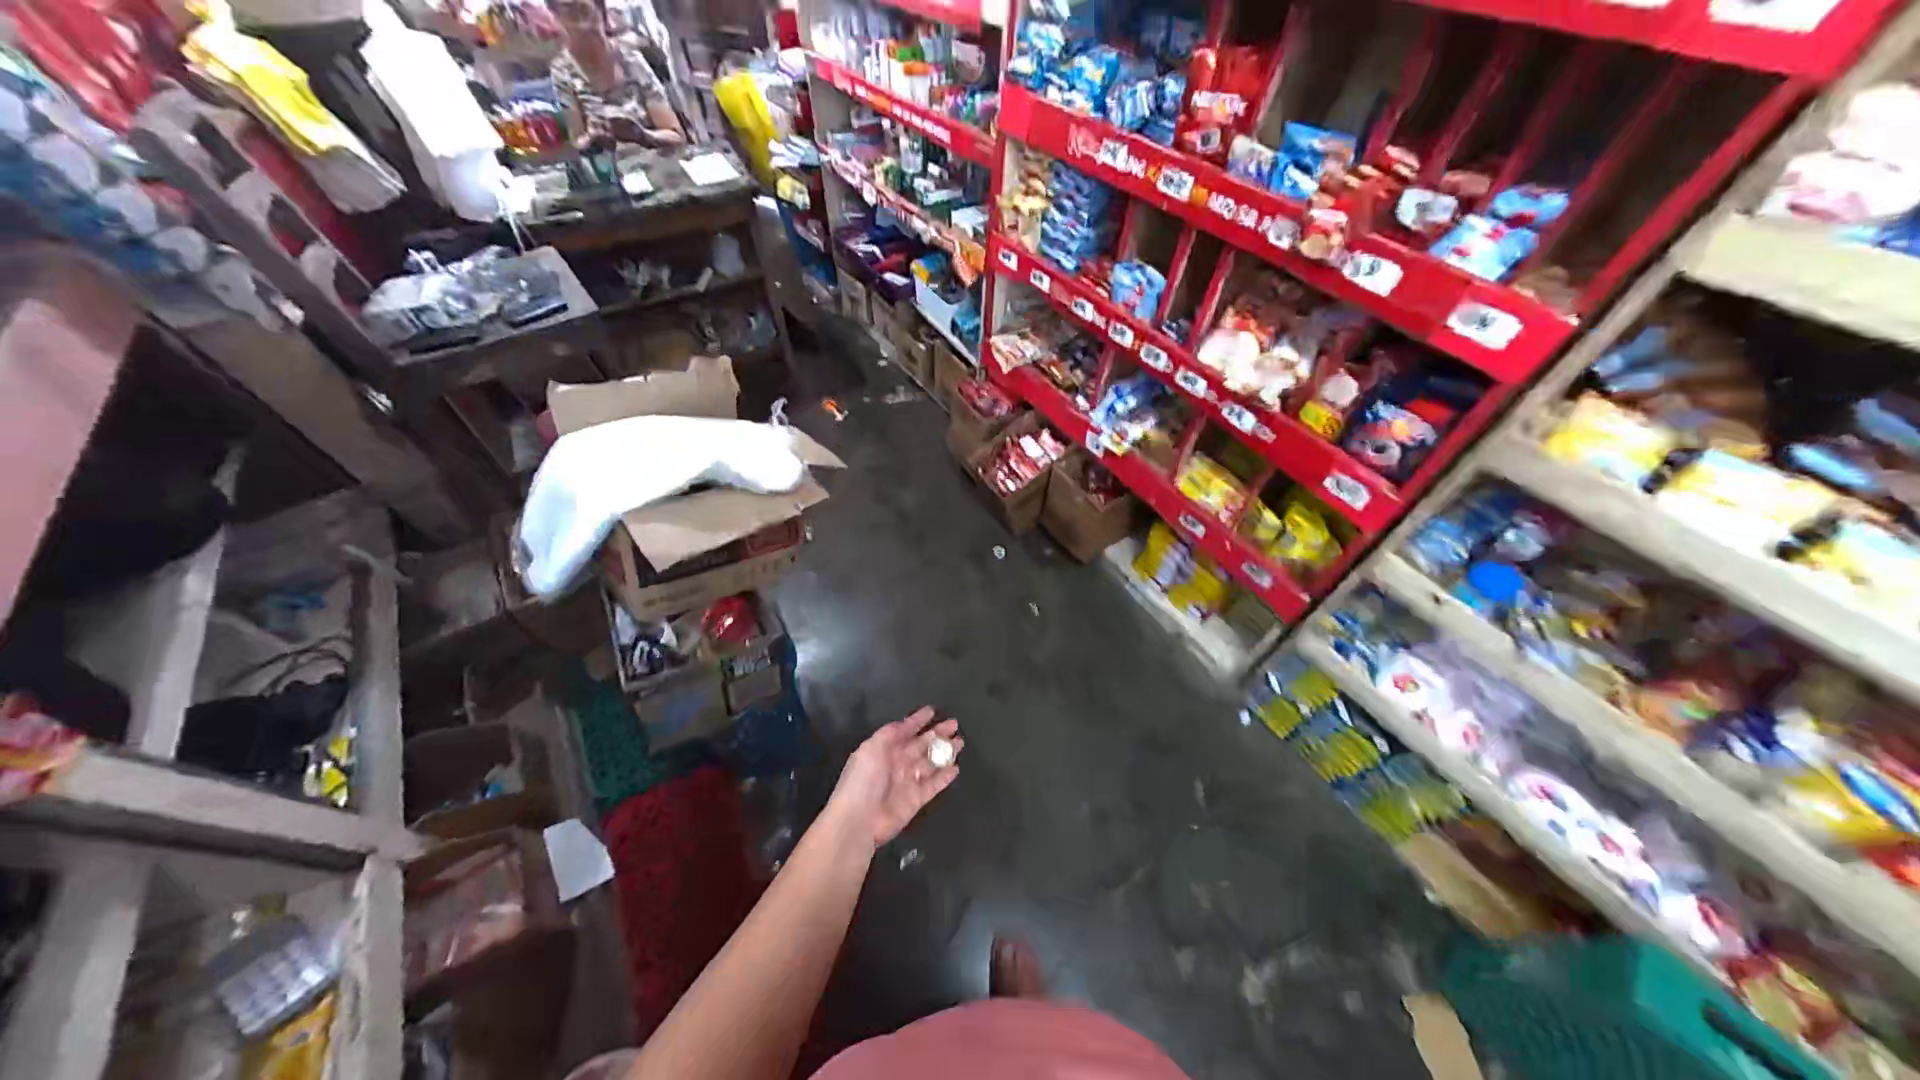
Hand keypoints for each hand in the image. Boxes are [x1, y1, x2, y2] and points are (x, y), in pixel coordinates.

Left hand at [827, 707, 962, 849]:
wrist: (859, 820)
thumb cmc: (863, 780)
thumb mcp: (872, 748)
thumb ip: (890, 734)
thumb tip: (905, 723)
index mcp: (885, 749)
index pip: (904, 730)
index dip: (917, 720)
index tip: (931, 711)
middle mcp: (898, 762)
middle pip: (922, 744)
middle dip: (937, 734)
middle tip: (954, 724)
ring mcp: (909, 781)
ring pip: (931, 762)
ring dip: (945, 752)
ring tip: (960, 742)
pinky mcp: (917, 799)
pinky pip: (934, 784)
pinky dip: (944, 776)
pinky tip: (955, 768)